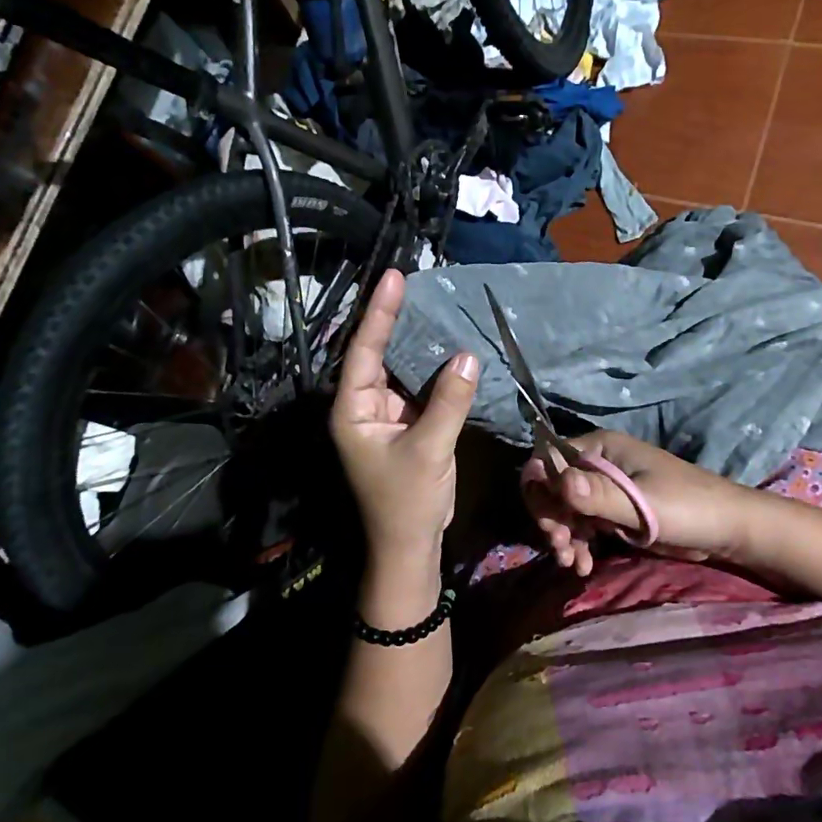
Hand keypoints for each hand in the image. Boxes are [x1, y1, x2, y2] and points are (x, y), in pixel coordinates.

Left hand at [330, 269, 478, 560]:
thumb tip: (468, 356)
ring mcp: (389, 416)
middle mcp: (366, 406)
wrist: (412, 545)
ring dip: (422, 345)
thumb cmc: (406, 502)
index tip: (394, 277)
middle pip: (381, 354)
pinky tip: (455, 350)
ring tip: (440, 307)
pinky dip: (438, 372)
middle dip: (399, 321)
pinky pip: (423, 390)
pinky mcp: (410, 427)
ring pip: (405, 371)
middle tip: (421, 282)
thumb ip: (448, 403)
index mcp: (353, 409)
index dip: (378, 313)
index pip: (363, 351)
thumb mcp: (428, 450)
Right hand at [523, 429, 759, 575]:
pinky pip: (582, 526)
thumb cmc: (688, 507)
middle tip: (561, 546)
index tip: (552, 523)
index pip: (550, 459)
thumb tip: (559, 482)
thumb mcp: (643, 503)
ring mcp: (605, 489)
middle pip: (552, 487)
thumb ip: (599, 494)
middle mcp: (598, 463)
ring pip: (565, 510)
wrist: (725, 530)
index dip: (542, 489)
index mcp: (603, 447)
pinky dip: (578, 545)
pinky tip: (583, 566)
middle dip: (551, 518)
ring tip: (573, 563)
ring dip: (563, 536)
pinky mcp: (613, 513)